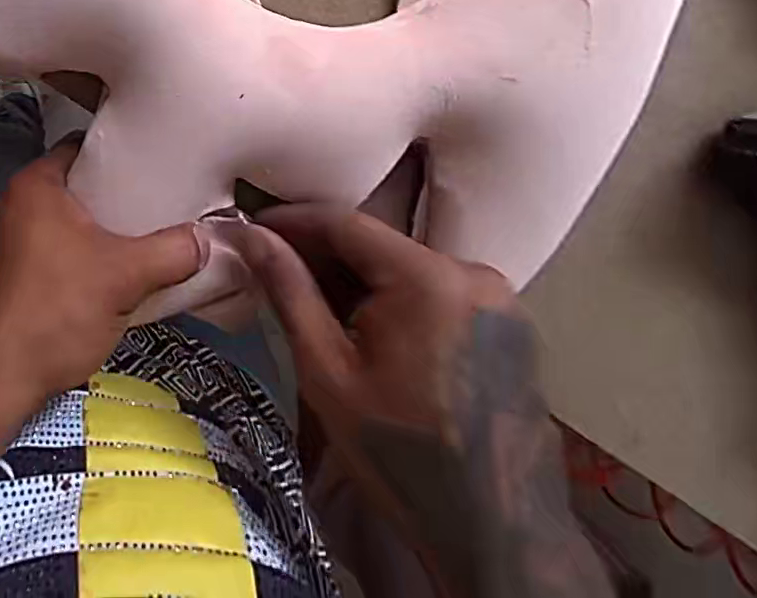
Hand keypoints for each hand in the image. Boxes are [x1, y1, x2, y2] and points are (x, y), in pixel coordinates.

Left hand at [0, 138, 207, 409]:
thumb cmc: (53, 310)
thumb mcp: (124, 277)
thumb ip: (172, 252)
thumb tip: (207, 239)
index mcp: (37, 184)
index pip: (84, 146)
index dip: (122, 152)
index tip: (158, 164)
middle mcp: (17, 204)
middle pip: (80, 186)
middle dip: (120, 197)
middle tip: (162, 206)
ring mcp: (9, 242)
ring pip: (70, 223)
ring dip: (104, 233)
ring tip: (147, 241)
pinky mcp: (10, 276)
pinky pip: (57, 252)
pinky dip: (85, 259)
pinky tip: (114, 279)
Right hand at [227, 205, 611, 597]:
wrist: (500, 537)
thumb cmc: (400, 456)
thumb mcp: (327, 371)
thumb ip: (288, 291)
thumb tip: (250, 234)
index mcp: (429, 278)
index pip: (345, 223)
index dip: (292, 219)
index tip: (250, 226)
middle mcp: (472, 273)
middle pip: (377, 243)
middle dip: (320, 252)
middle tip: (272, 267)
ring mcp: (497, 298)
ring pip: (403, 264)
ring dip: (354, 275)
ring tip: (309, 298)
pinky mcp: (507, 322)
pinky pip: (432, 287)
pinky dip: (390, 294)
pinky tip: (360, 323)